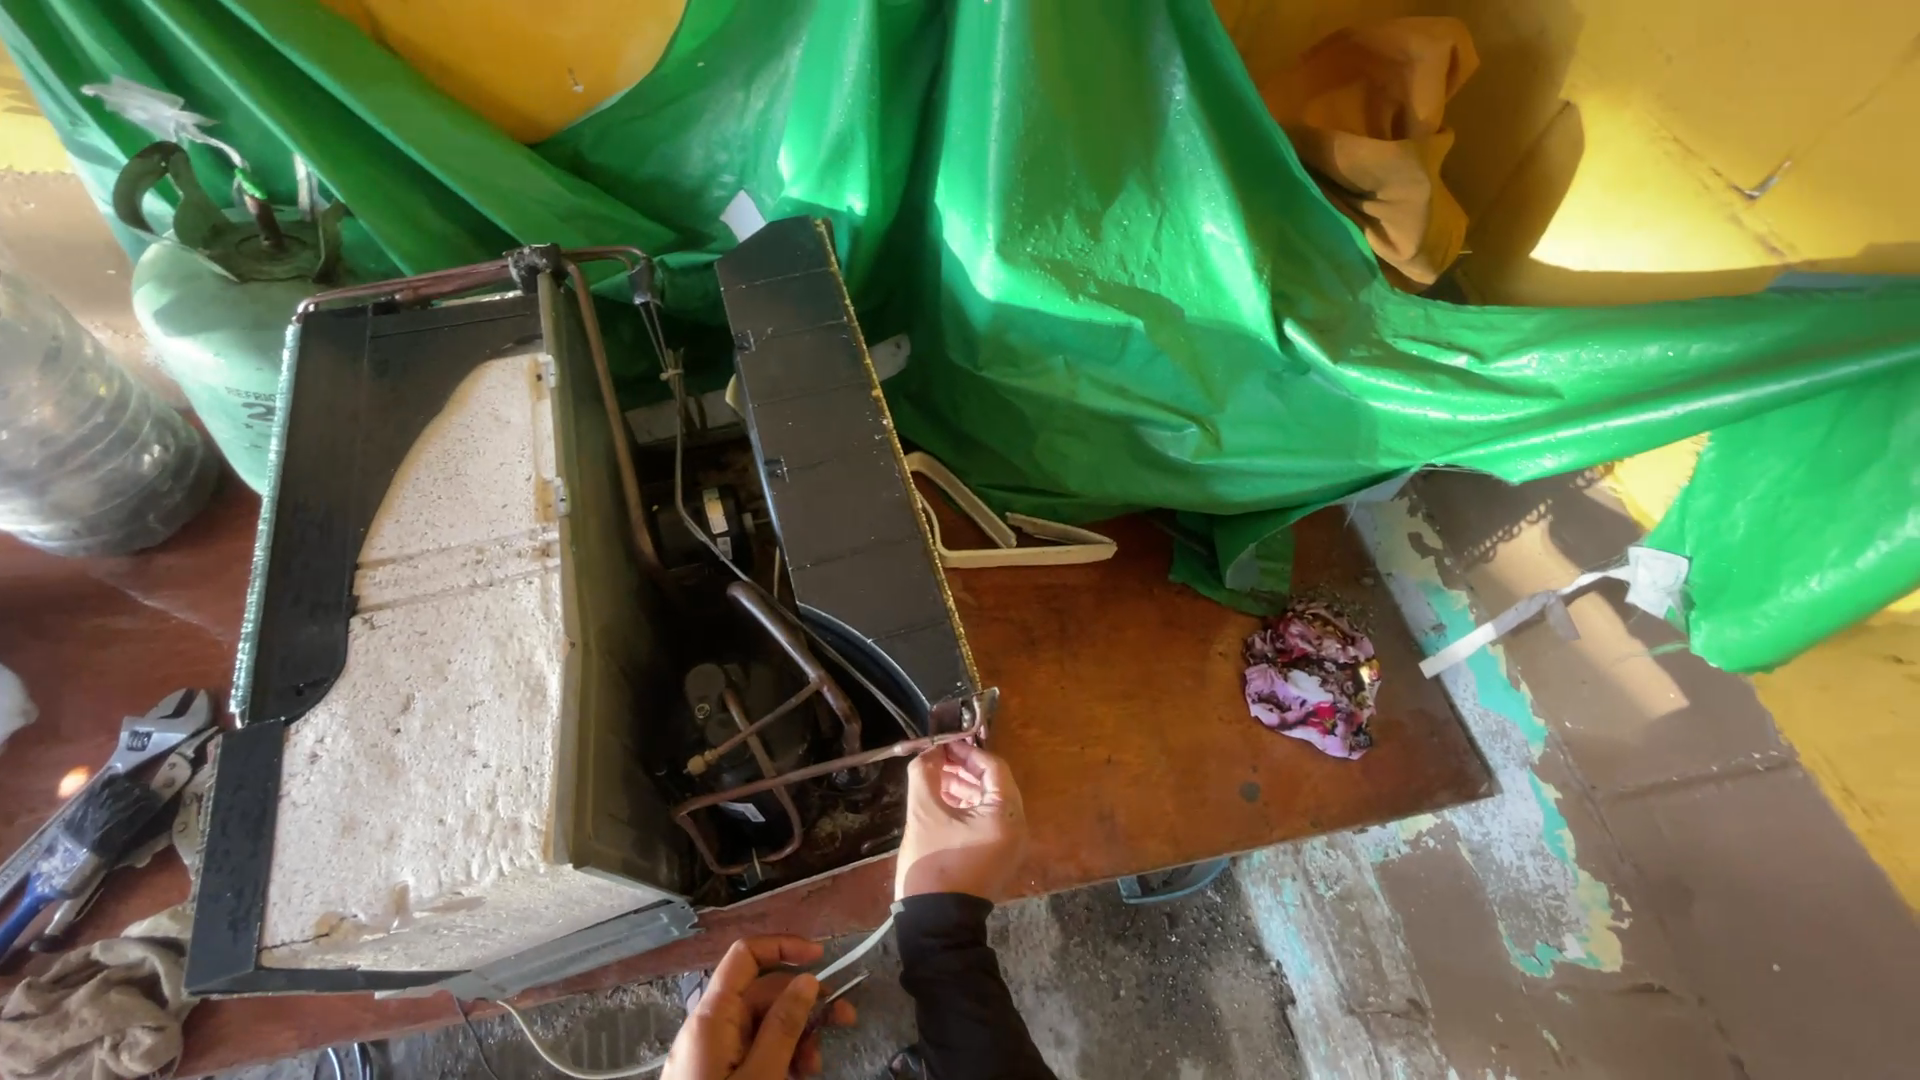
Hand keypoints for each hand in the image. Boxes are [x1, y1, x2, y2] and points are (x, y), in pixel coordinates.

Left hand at [661, 936, 856, 1078]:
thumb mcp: (762, 1078)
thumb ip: (784, 1026)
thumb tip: (805, 979)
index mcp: (712, 1017)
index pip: (746, 956)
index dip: (784, 946)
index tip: (822, 958)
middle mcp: (708, 1027)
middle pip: (762, 992)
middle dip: (804, 1003)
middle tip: (845, 1021)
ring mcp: (710, 1054)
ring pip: (762, 1024)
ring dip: (797, 1035)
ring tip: (816, 1065)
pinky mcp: (715, 1077)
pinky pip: (753, 1050)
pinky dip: (780, 1057)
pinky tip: (799, 1074)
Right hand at [895, 740, 1028, 900]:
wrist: (935, 924)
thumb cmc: (933, 865)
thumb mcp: (924, 814)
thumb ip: (924, 774)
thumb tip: (928, 752)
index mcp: (1006, 814)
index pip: (993, 767)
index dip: (967, 752)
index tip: (942, 744)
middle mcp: (1016, 826)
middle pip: (993, 783)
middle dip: (964, 768)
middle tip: (936, 758)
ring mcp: (1008, 843)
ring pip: (988, 802)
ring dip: (963, 786)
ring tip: (932, 776)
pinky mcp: (996, 855)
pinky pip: (986, 820)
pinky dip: (966, 807)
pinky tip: (940, 799)